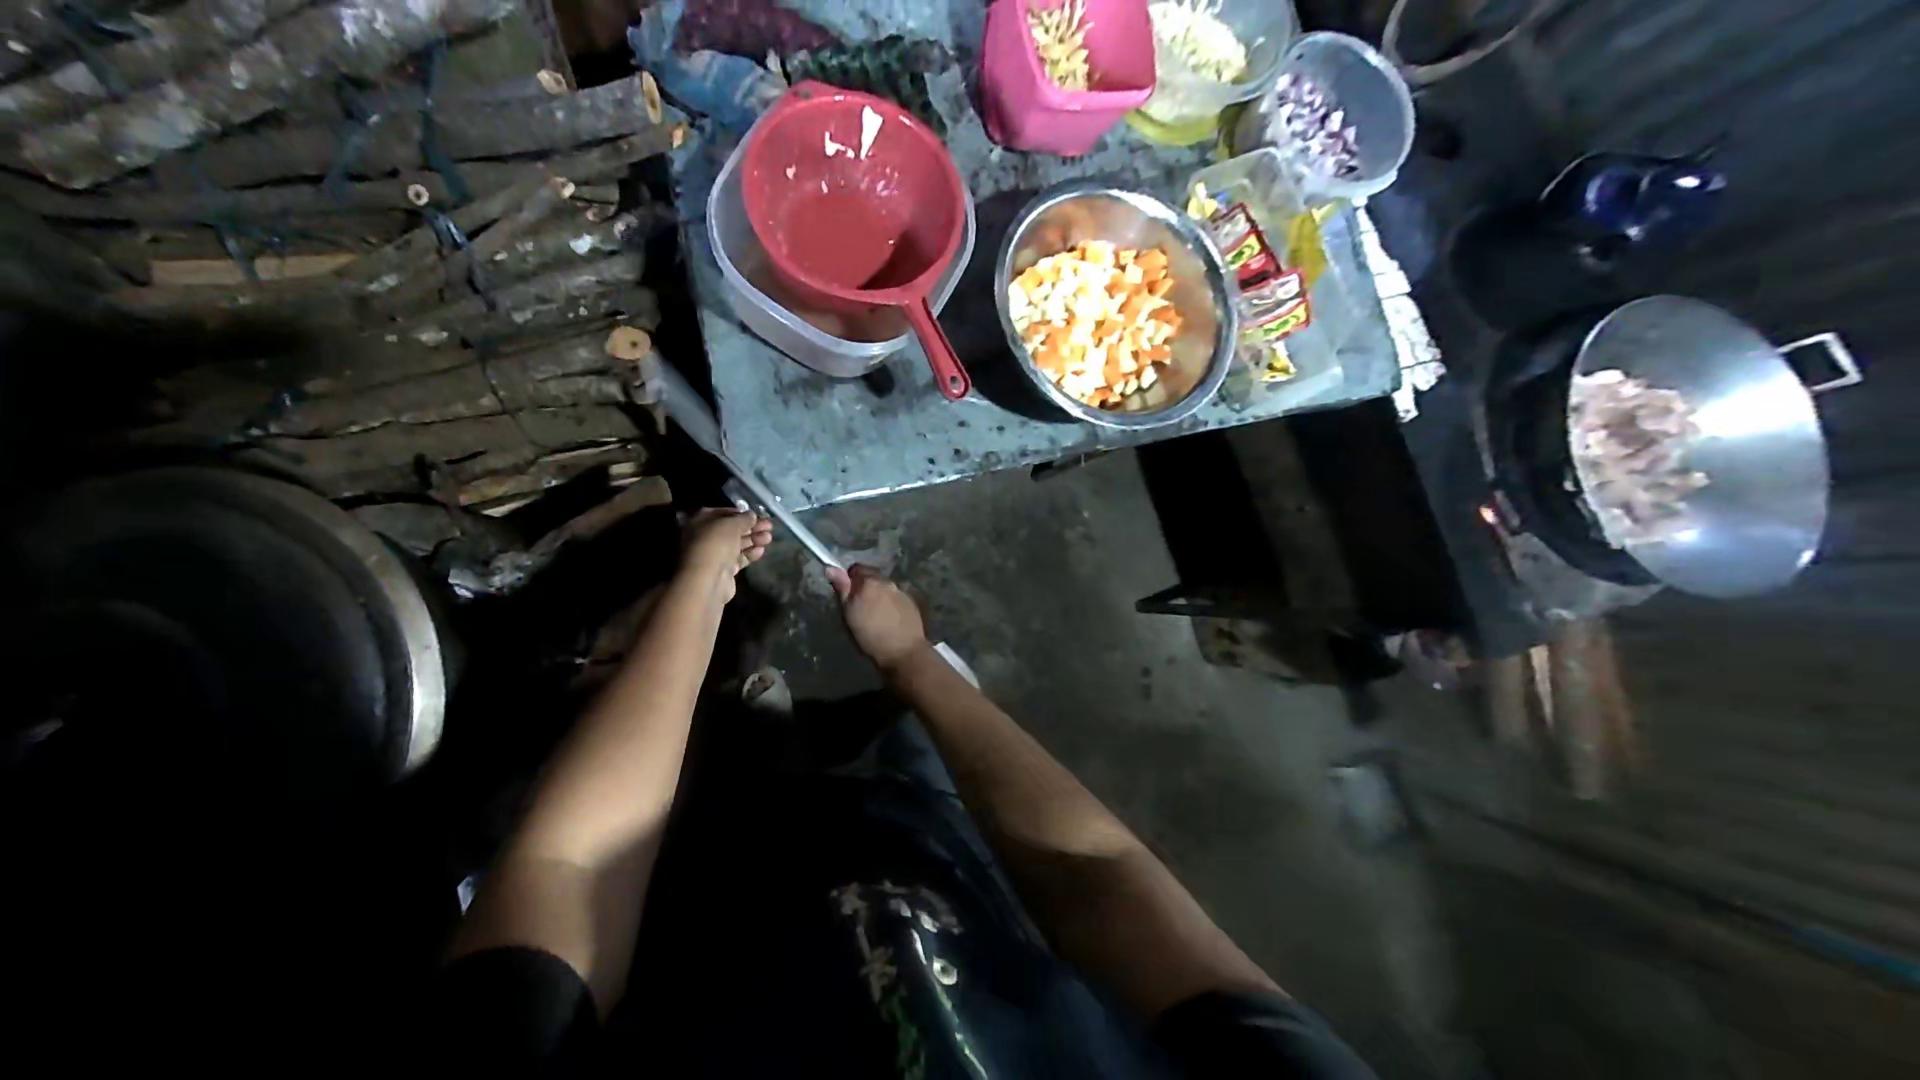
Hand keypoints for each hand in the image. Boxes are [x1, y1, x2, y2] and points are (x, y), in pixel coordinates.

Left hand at [681, 509, 771, 600]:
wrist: (707, 580)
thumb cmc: (715, 544)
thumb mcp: (731, 524)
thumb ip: (743, 518)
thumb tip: (751, 515)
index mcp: (701, 521)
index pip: (724, 513)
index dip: (742, 513)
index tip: (758, 515)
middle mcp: (705, 537)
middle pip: (732, 529)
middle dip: (751, 527)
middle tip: (769, 526)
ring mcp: (714, 554)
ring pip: (737, 544)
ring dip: (754, 540)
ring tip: (769, 538)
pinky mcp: (723, 570)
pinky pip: (739, 559)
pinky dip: (750, 554)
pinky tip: (761, 550)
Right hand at [825, 564, 930, 671]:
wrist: (903, 652)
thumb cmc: (869, 636)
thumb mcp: (849, 615)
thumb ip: (842, 589)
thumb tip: (831, 568)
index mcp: (869, 582)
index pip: (856, 569)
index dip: (849, 581)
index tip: (848, 596)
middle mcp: (887, 581)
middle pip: (872, 577)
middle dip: (865, 587)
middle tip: (860, 608)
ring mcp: (902, 591)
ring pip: (885, 587)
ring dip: (879, 595)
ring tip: (876, 615)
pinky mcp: (911, 602)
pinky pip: (896, 597)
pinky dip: (891, 603)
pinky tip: (890, 619)